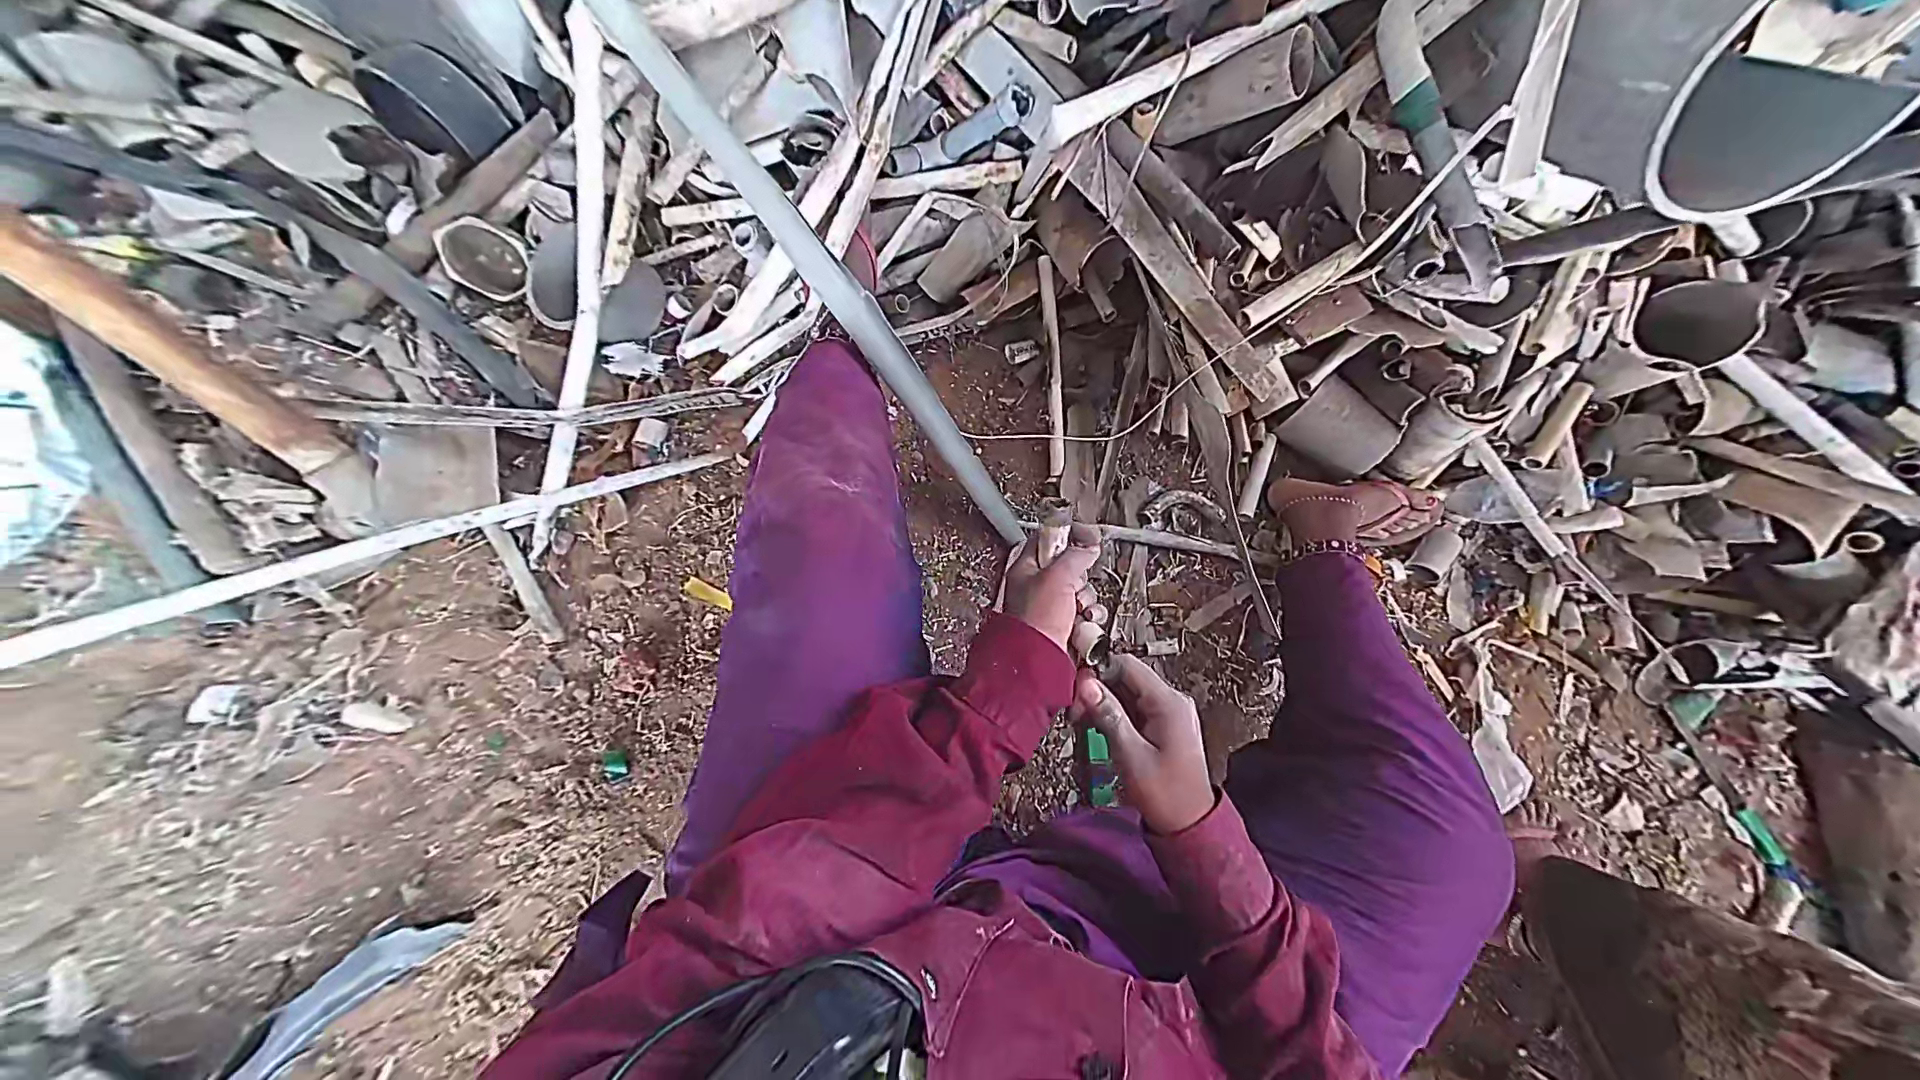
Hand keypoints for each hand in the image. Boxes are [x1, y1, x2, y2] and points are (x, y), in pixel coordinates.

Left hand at [1001, 524, 1101, 652]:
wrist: (1039, 661)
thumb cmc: (1034, 620)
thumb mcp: (1057, 577)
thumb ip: (1075, 555)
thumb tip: (1089, 542)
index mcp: (1025, 569)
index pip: (1046, 541)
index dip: (1065, 537)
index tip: (1083, 537)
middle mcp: (1036, 587)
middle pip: (1069, 568)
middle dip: (1080, 577)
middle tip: (1075, 584)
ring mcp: (1050, 607)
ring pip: (1080, 591)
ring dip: (1086, 598)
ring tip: (1080, 607)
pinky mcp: (1064, 625)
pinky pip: (1084, 612)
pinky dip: (1090, 616)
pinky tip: (1086, 621)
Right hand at [1071, 655, 1213, 834]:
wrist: (1190, 825)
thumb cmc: (1165, 795)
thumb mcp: (1130, 754)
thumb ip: (1108, 716)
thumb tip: (1087, 684)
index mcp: (1168, 703)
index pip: (1127, 665)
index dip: (1098, 671)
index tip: (1076, 688)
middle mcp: (1171, 702)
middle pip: (1125, 677)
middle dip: (1097, 690)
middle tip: (1077, 711)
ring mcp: (1168, 713)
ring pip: (1126, 692)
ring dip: (1103, 703)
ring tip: (1085, 722)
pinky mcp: (1162, 724)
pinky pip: (1132, 708)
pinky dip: (1114, 715)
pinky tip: (1100, 729)